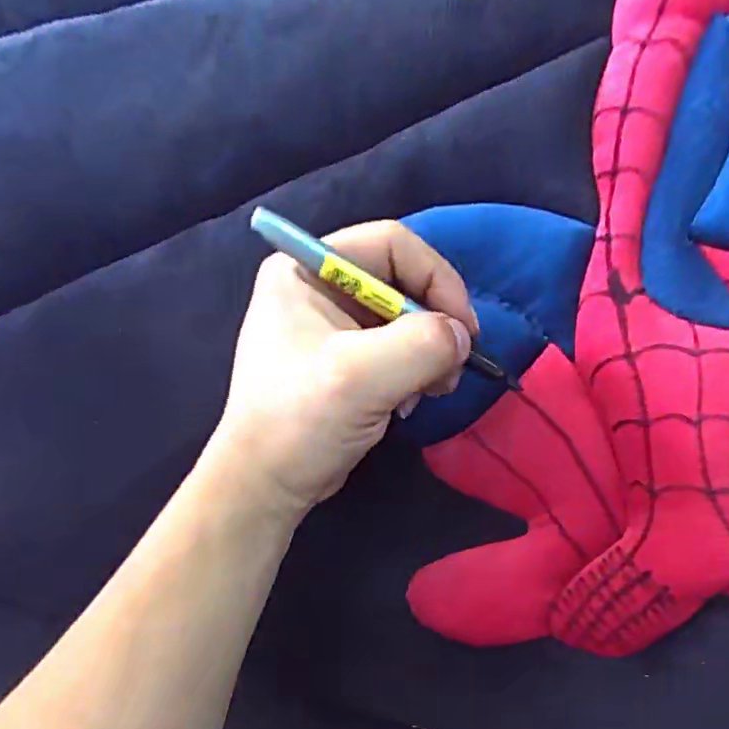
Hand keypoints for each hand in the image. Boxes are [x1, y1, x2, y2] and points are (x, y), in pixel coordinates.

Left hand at [204, 219, 476, 519]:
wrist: (266, 484)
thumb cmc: (300, 422)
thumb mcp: (362, 376)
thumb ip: (423, 344)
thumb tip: (460, 337)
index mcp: (304, 270)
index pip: (391, 244)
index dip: (437, 278)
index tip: (462, 328)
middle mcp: (316, 288)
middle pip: (402, 283)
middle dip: (433, 326)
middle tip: (451, 369)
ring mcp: (329, 327)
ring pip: (404, 321)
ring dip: (427, 355)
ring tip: (429, 391)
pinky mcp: (342, 362)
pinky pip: (395, 351)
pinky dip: (412, 374)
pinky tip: (405, 404)